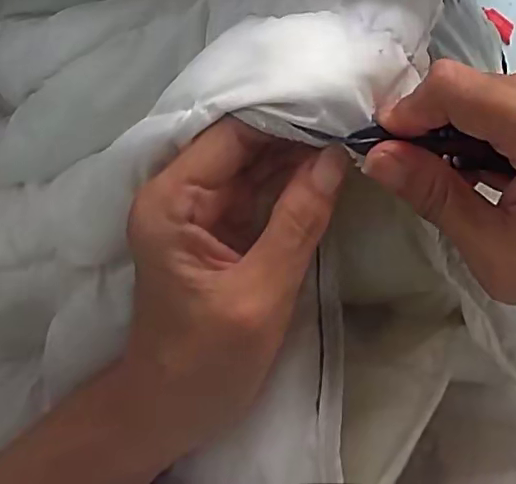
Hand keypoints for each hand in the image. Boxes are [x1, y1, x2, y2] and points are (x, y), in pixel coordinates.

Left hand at [0, 119, 347, 483]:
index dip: (283, 115)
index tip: (333, 102)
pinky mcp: (221, 218)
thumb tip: (336, 155)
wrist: (167, 412)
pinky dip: (294, 170)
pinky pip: (261, 180)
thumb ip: (298, 221)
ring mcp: (201, 203)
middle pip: (244, 138)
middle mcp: (180, 189)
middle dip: (295, 125)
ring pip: (256, 156)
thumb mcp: (259, 296)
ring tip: (346, 125)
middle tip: (348, 111)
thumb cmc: (203, 363)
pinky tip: (328, 157)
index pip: (232, 134)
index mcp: (172, 199)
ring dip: (300, 145)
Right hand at [365, 60, 515, 336]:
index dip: (408, 112)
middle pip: (458, 85)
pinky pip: (490, 94)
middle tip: (420, 178)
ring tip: (461, 181)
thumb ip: (434, 196)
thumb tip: (376, 155)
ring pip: (470, 88)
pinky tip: (486, 168)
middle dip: (426, 126)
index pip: (452, 87)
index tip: (383, 151)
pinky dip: (473, 126)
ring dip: (450, 129)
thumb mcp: (496, 251)